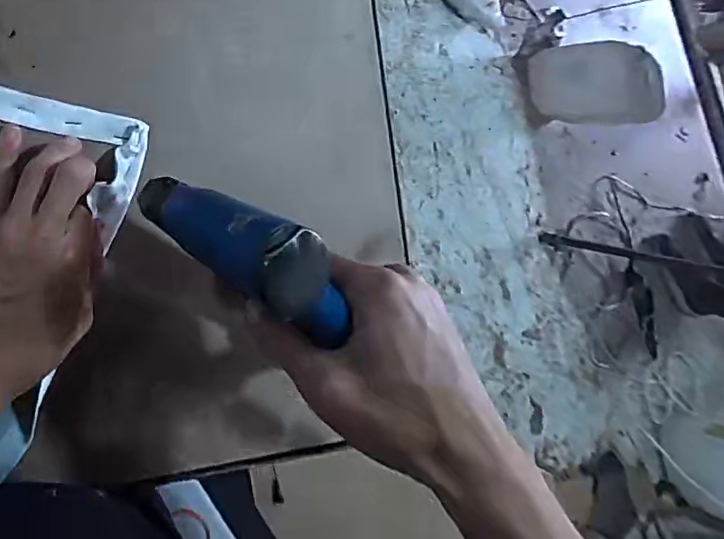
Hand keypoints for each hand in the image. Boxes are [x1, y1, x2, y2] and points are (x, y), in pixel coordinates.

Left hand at [0, 126, 101, 407]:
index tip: (94, 207)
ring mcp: (7, 223)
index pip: (88, 212)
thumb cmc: (29, 345)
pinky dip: (7, 153)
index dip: (94, 207)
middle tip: (86, 162)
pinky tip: (14, 132)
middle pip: (66, 178)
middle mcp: (40, 232)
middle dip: (81, 164)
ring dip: (54, 151)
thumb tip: (93, 233)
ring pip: (33, 171)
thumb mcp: (77, 318)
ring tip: (67, 144)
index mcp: (68, 258)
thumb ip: (89, 271)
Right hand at [247, 257, 500, 492]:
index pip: (315, 264)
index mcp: (379, 282)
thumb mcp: (325, 386)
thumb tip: (252, 309)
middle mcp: (405, 278)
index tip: (282, 317)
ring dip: (349, 325)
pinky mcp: (439, 318)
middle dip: (324, 314)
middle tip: (324, 358)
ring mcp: (427, 297)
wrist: (471, 460)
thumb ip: (282, 343)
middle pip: (341, 282)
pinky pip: (389, 311)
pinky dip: (375, 331)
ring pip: (364, 299)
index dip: (291, 287)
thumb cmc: (396, 418)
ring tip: (353, 370)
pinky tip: (381, 371)